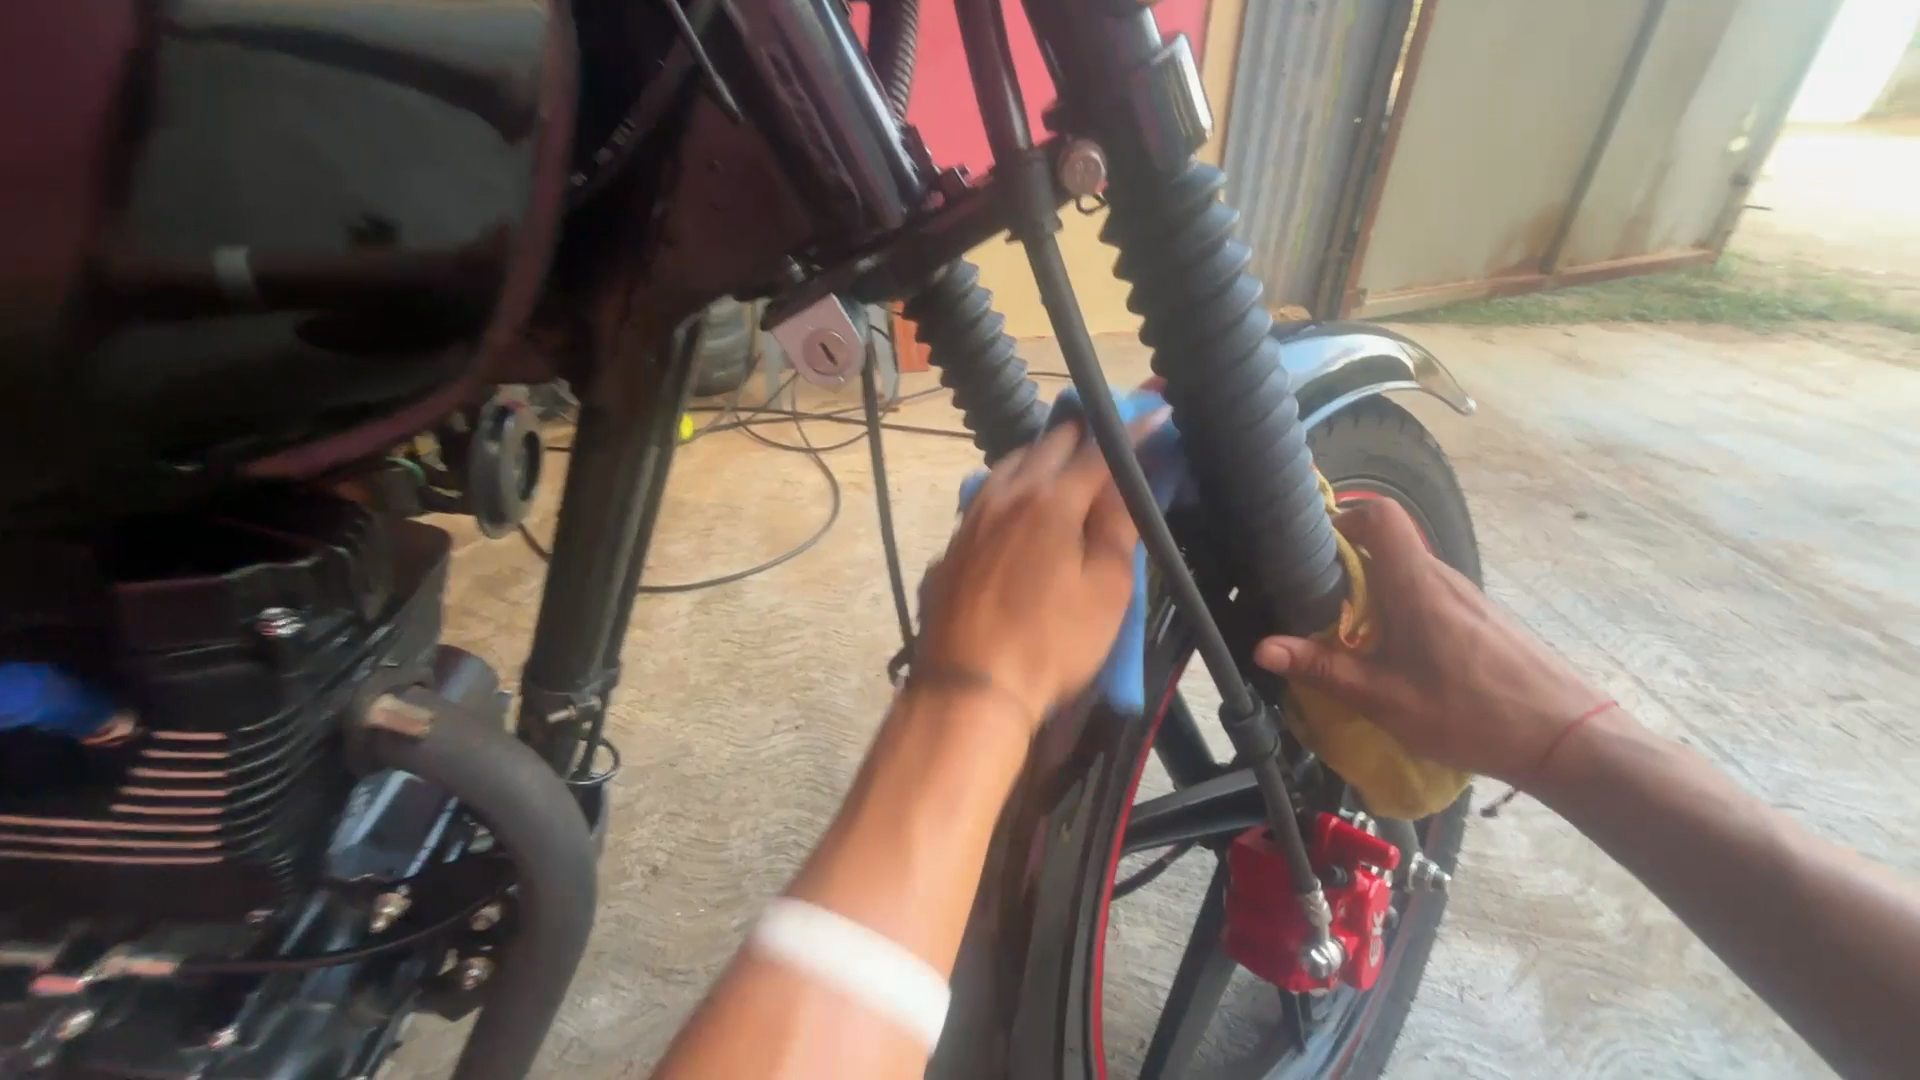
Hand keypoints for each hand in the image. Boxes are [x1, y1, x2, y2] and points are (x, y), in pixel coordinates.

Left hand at [915, 416, 1158, 734]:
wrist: (969, 687)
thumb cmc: (1051, 643)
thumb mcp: (1106, 589)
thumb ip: (1119, 526)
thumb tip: (1130, 478)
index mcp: (1051, 501)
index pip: (1099, 450)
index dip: (1131, 431)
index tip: (1154, 413)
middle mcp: (1005, 496)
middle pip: (1048, 446)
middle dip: (1083, 435)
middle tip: (1108, 442)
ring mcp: (970, 519)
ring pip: (1008, 467)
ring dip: (1041, 458)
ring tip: (1062, 468)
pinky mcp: (950, 547)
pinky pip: (983, 500)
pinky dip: (1009, 491)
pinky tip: (1015, 512)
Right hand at [1253, 499, 1607, 784]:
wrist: (1570, 740)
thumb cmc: (1471, 713)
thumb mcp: (1384, 698)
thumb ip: (1322, 668)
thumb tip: (1261, 648)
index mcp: (1415, 584)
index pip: (1379, 515)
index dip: (1342, 519)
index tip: (1312, 553)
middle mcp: (1441, 578)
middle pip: (1386, 545)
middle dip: (1344, 566)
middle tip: (1313, 607)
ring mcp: (1466, 597)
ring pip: (1406, 573)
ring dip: (1371, 593)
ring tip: (1348, 637)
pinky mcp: (1481, 618)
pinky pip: (1427, 595)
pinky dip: (1399, 610)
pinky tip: (1397, 657)